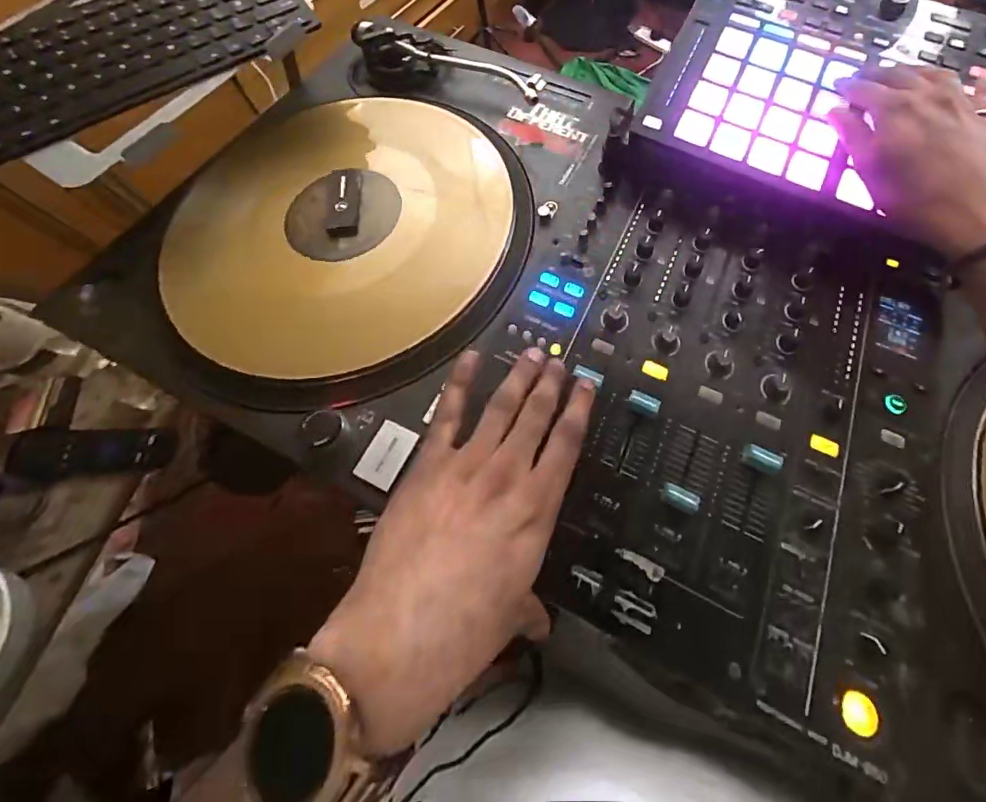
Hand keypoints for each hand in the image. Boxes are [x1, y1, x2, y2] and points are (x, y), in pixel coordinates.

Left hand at [308, 347, 593, 754]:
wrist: (401, 632)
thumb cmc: (464, 630)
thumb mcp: (509, 616)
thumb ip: (526, 606)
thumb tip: (535, 619)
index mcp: (536, 514)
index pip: (566, 448)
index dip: (577, 412)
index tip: (584, 387)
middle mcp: (506, 480)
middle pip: (535, 420)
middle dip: (549, 387)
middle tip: (557, 361)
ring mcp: (464, 467)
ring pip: (499, 410)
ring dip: (517, 379)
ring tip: (530, 354)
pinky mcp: (426, 466)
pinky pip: (446, 415)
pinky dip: (458, 384)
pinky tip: (468, 360)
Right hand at [826, 64, 985, 256]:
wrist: (977, 215)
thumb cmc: (913, 198)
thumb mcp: (870, 170)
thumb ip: (852, 135)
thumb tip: (835, 111)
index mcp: (893, 109)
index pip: (862, 88)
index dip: (846, 86)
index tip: (836, 85)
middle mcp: (926, 97)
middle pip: (897, 74)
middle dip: (875, 73)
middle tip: (861, 78)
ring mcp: (959, 104)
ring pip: (934, 74)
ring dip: (912, 71)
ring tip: (900, 75)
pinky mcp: (984, 119)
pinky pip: (981, 90)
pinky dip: (975, 80)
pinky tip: (975, 75)